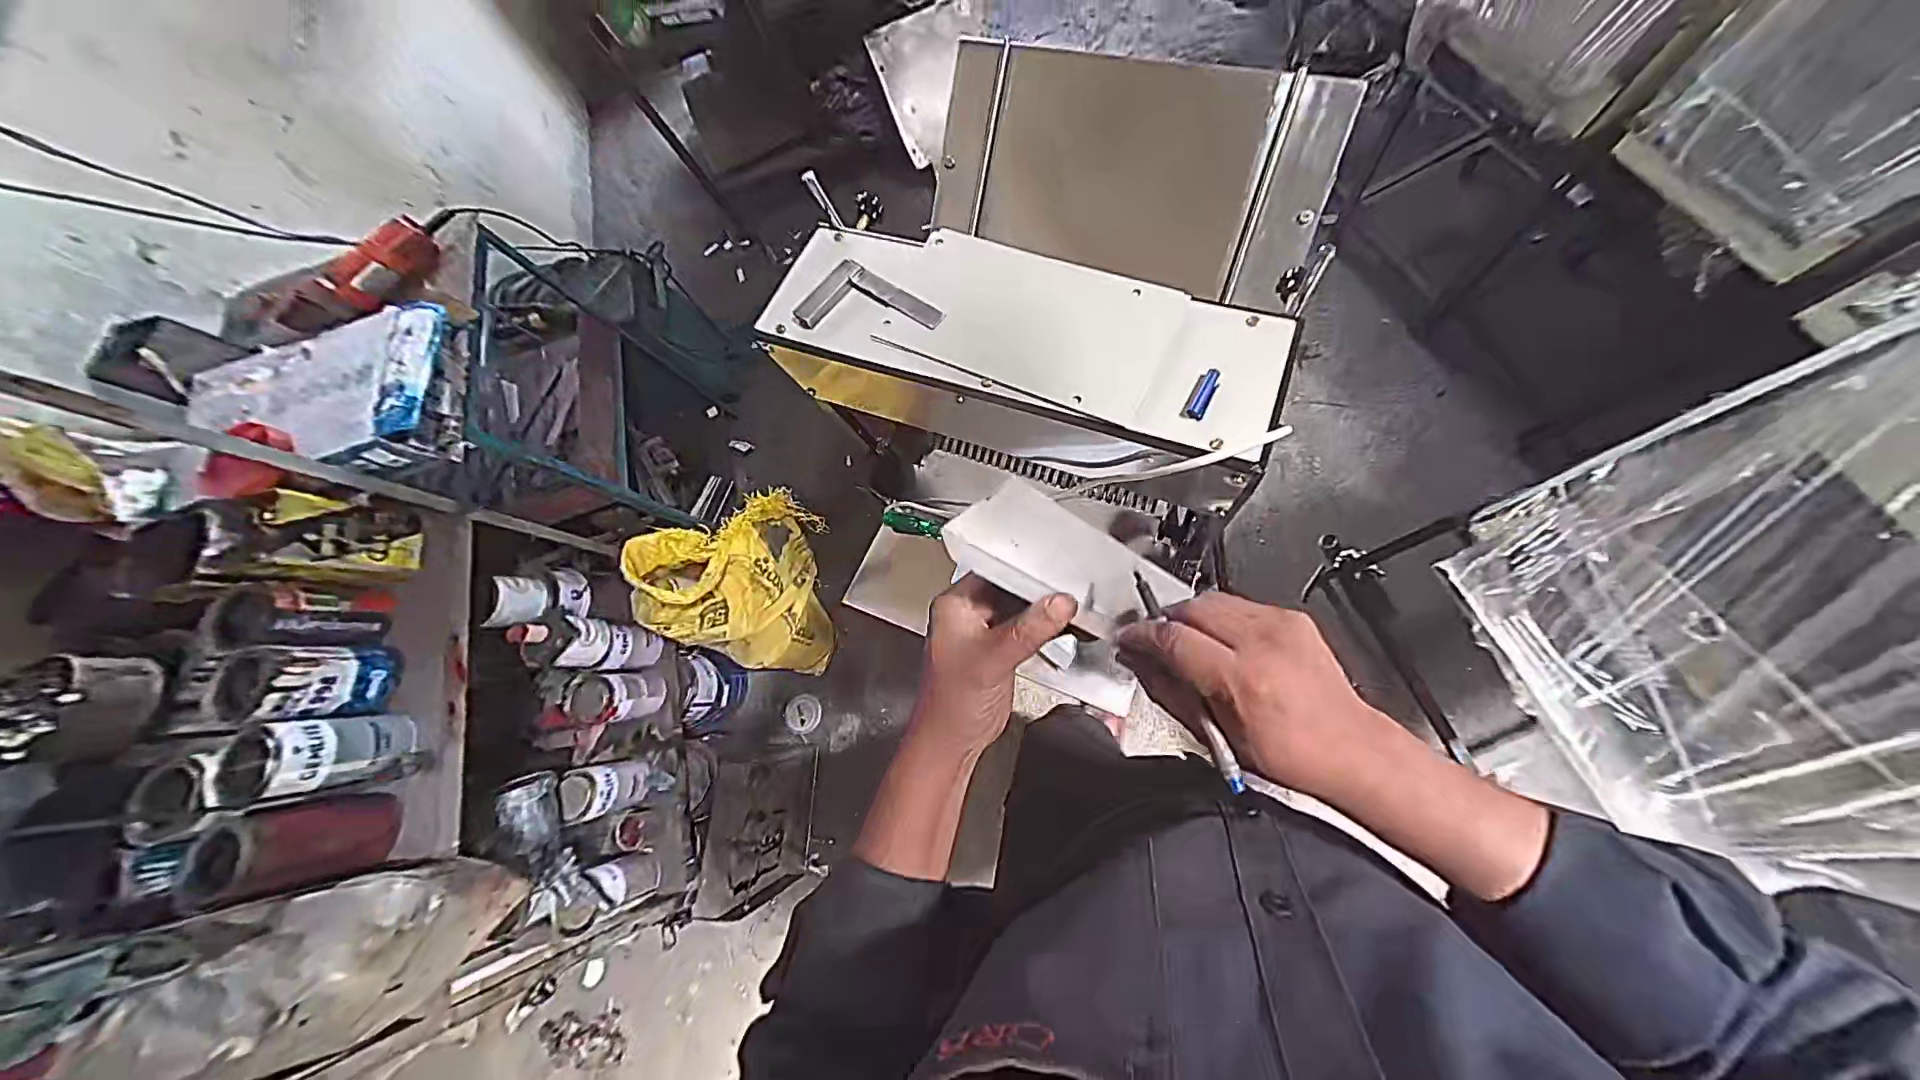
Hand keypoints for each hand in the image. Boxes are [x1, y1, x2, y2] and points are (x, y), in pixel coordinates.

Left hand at [913, 575, 1077, 755]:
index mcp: (955, 605)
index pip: (994, 572)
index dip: (1024, 570)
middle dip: (1037, 590)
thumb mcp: (993, 659)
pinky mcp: (1000, 650)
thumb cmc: (951, 703)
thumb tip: (1058, 604)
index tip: (1053, 570)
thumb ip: (1028, 630)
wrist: (952, 741)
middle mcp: (967, 614)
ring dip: (1042, 610)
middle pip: (1009, 589)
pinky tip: (1060, 627)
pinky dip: (1042, 628)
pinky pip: (1025, 629)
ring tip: (1068, 606)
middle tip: (1066, 587)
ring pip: (1019, 609)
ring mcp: (984, 632)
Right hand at [1117, 592, 1415, 800]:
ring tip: (1183, 640)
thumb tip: (1141, 664)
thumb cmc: (1294, 758)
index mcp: (1242, 678)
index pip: (1173, 637)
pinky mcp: (1293, 619)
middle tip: (1151, 640)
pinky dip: (1219, 616)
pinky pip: (1240, 604)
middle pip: (1190, 607)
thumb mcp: (1217, 736)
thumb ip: (1171, 692)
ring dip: (1189, 615)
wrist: (1352, 751)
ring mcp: (1283, 626)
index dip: (1142, 635)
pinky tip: (1217, 638)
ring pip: (1213, 599)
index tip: (1129, 638)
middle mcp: (1264, 643)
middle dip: (1164, 621)